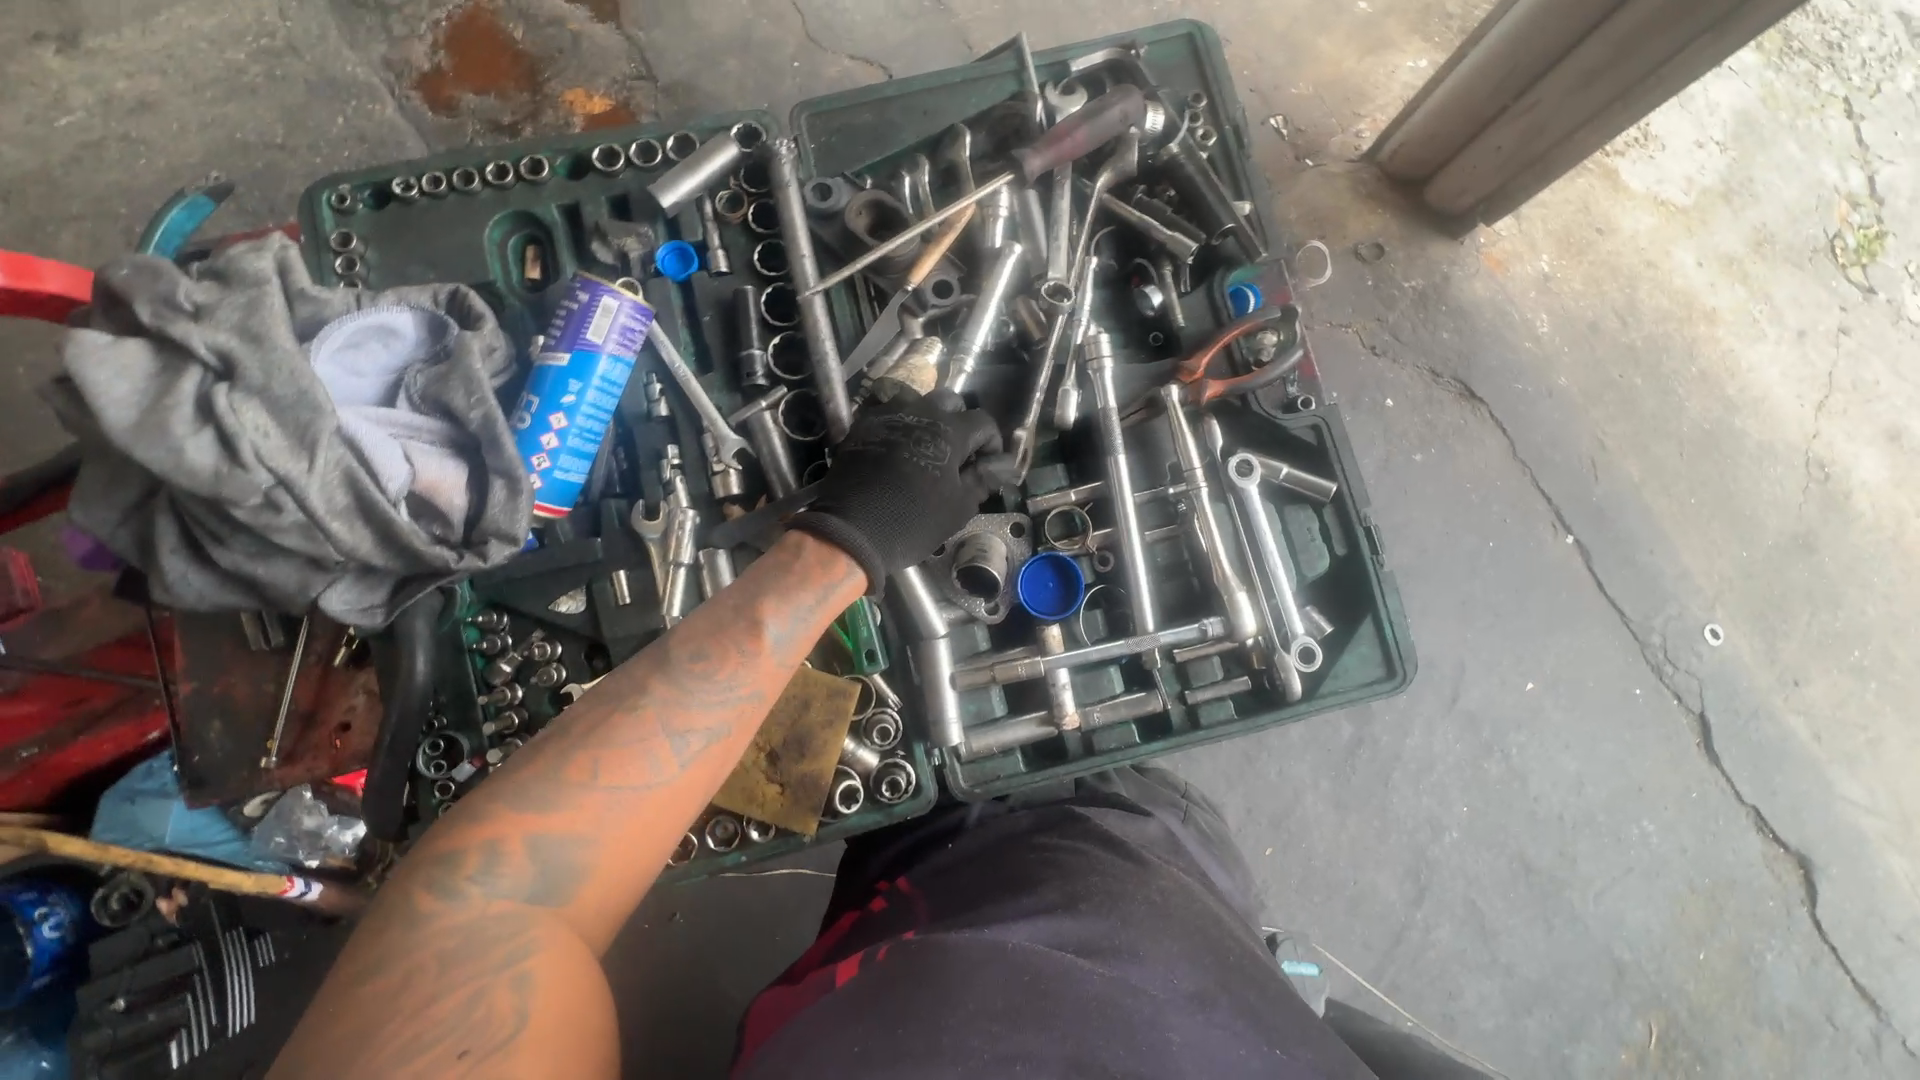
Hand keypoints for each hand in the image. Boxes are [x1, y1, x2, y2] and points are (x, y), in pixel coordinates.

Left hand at [790, 389, 1015, 593]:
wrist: (852, 530)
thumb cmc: (913, 521)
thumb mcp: (958, 506)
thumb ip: (983, 479)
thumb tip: (1005, 465)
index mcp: (950, 430)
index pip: (983, 422)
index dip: (991, 444)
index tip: (986, 468)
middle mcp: (920, 412)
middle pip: (950, 403)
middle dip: (960, 425)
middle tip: (957, 457)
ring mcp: (887, 416)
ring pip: (917, 404)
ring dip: (928, 421)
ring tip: (927, 452)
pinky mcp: (862, 427)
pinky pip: (889, 417)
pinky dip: (900, 429)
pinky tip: (898, 454)